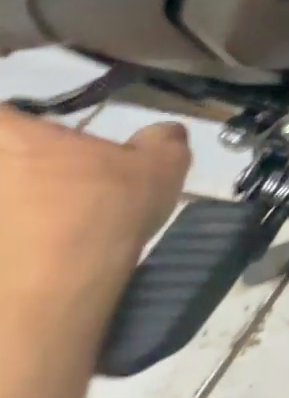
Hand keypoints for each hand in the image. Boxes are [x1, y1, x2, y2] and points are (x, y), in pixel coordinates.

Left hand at [0, 105, 189, 296]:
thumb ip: (163, 136)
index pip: (2, 112)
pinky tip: (38, 246)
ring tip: (52, 216)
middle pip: (3, 153)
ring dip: (22, 200)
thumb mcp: (164, 162)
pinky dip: (18, 233)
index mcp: (10, 136)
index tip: (44, 130)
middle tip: (54, 174)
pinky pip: (6, 229)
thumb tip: (158, 132)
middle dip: (22, 163)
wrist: (57, 284)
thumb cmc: (105, 206)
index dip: (20, 118)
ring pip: (6, 194)